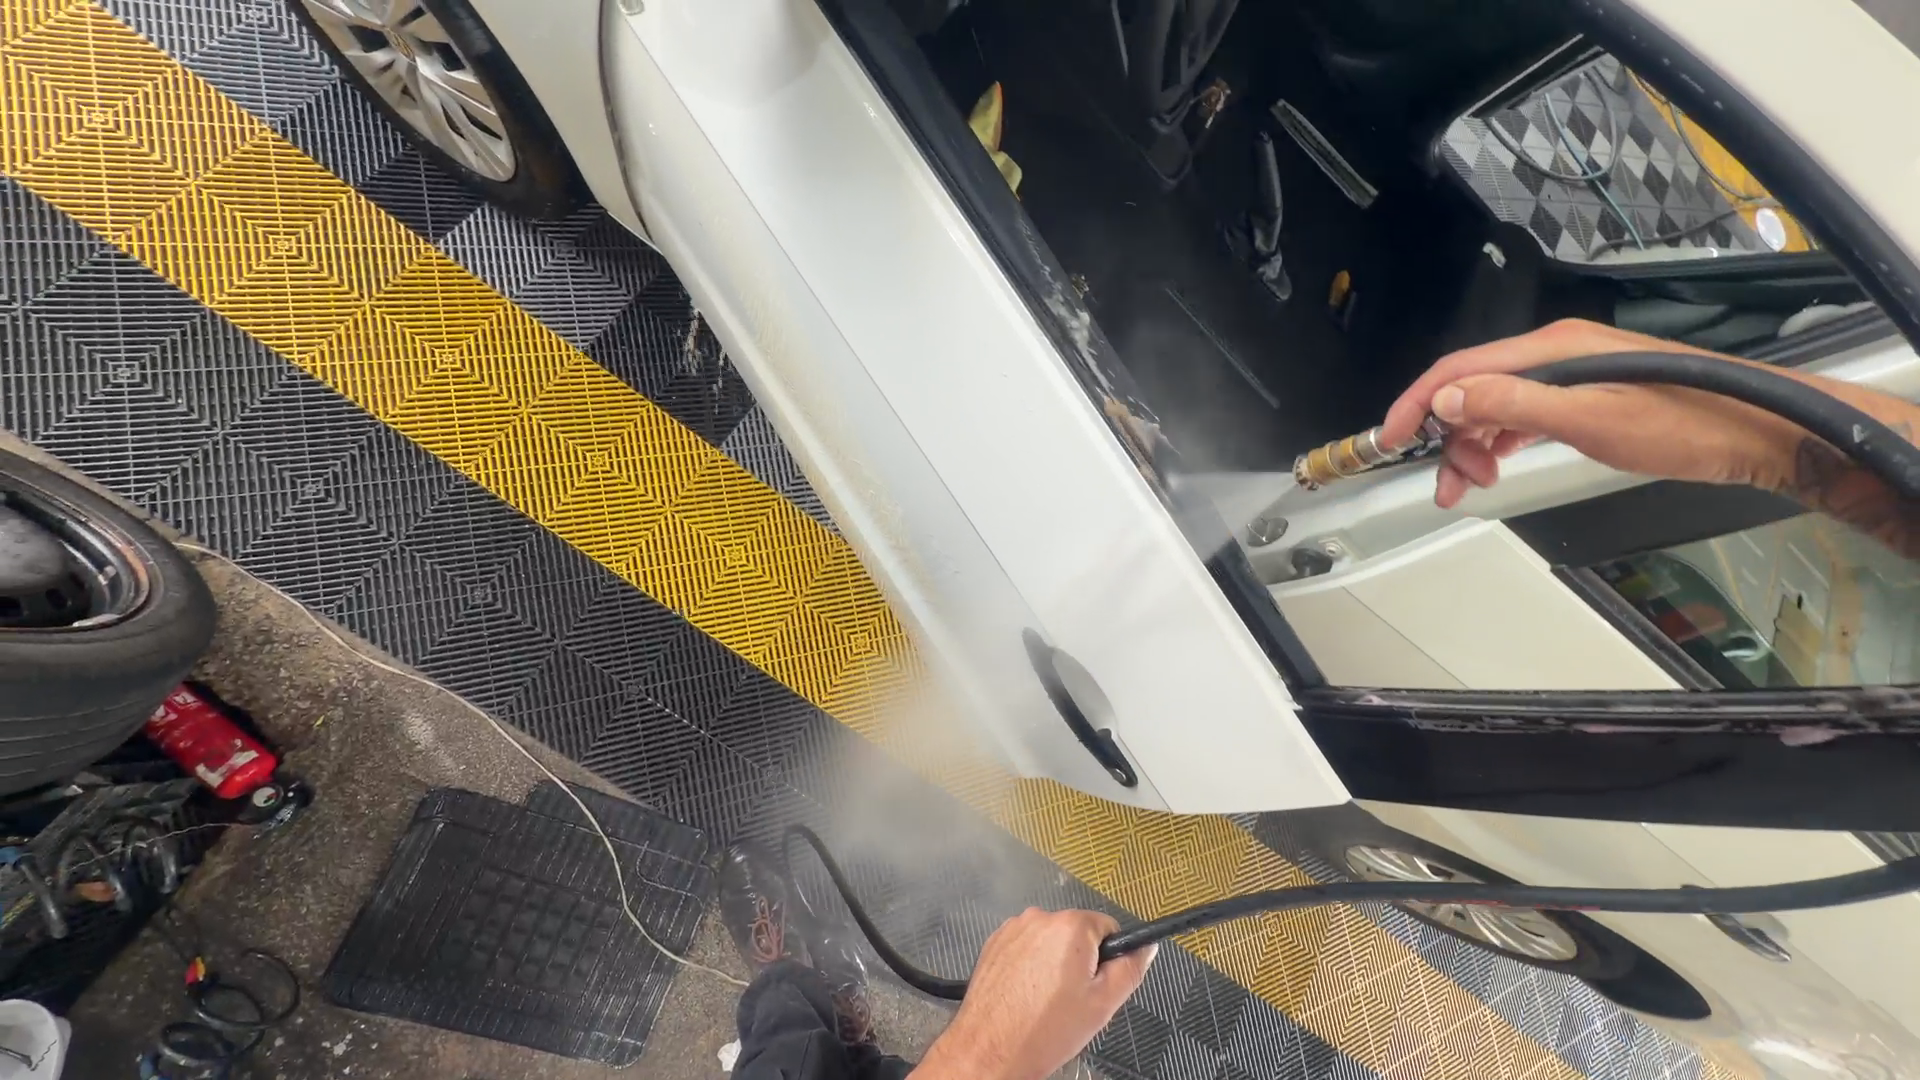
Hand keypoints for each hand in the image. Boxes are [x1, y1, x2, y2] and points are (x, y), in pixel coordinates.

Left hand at [915, 909, 1156, 1079]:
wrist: (991, 1049)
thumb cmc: (1043, 1030)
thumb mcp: (1103, 1005)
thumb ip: (1130, 969)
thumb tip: (1145, 947)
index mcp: (1071, 927)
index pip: (1108, 928)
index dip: (1108, 958)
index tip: (1098, 982)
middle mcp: (1040, 918)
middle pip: (1077, 934)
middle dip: (1080, 963)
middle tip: (1073, 999)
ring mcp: (1015, 928)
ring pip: (1050, 942)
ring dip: (1053, 964)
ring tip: (1046, 1001)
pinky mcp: (996, 941)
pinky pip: (1026, 947)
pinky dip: (1030, 966)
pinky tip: (1027, 995)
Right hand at [1380, 319, 1808, 507]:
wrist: (1762, 431)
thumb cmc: (1683, 425)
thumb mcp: (1589, 418)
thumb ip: (1512, 405)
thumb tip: (1446, 400)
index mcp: (1548, 351)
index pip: (1458, 370)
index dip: (1416, 404)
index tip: (1388, 440)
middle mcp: (1549, 356)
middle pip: (1469, 392)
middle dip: (1447, 439)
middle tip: (1451, 484)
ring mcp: (1562, 376)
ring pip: (1488, 410)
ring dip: (1469, 448)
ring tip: (1473, 484)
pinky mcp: (1575, 396)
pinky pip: (1513, 417)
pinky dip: (1494, 445)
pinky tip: (1495, 465)